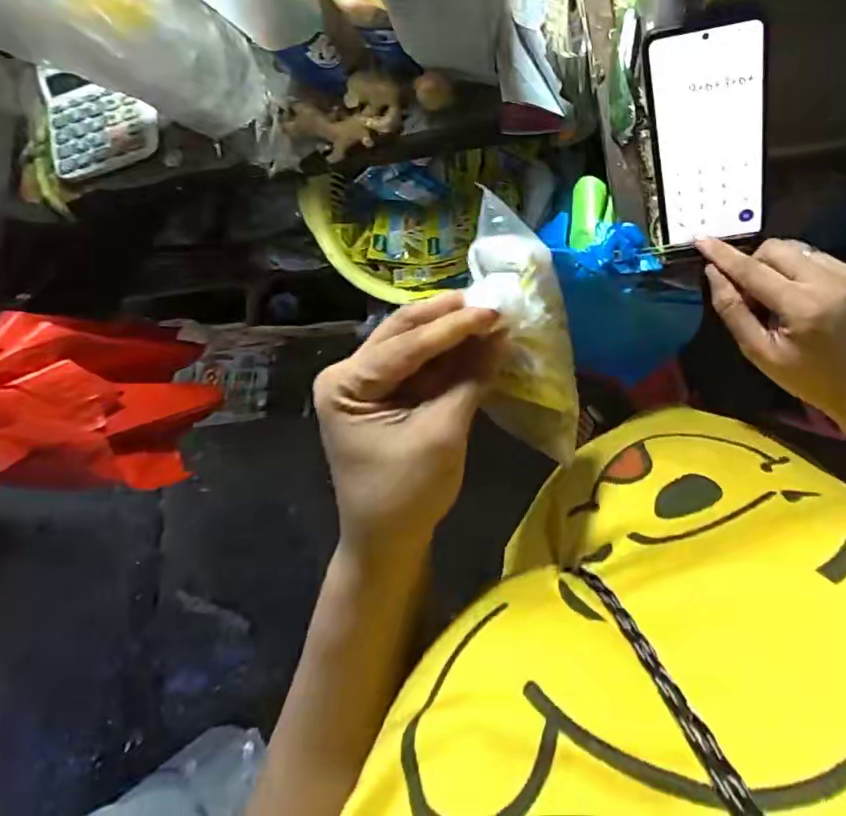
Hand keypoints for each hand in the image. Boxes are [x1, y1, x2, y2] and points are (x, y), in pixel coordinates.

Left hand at [313, 292, 500, 558]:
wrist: (388, 543)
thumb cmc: (406, 494)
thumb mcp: (442, 433)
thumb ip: (470, 380)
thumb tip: (500, 334)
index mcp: (346, 384)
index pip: (404, 345)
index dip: (452, 327)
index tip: (493, 311)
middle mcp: (350, 373)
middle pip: (403, 333)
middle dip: (448, 318)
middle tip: (491, 302)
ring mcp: (369, 383)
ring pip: (414, 343)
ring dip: (452, 333)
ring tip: (491, 316)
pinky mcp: (390, 394)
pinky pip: (422, 365)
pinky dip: (451, 355)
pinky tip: (480, 341)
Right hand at [697, 237, 845, 429]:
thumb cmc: (807, 377)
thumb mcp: (760, 353)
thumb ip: (733, 311)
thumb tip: (713, 272)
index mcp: (803, 307)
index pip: (753, 270)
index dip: (723, 255)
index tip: (701, 240)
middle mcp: (828, 282)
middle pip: (774, 249)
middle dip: (753, 264)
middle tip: (751, 297)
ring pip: (793, 248)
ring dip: (774, 265)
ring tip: (776, 296)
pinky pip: (812, 255)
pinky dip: (796, 268)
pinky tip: (799, 294)